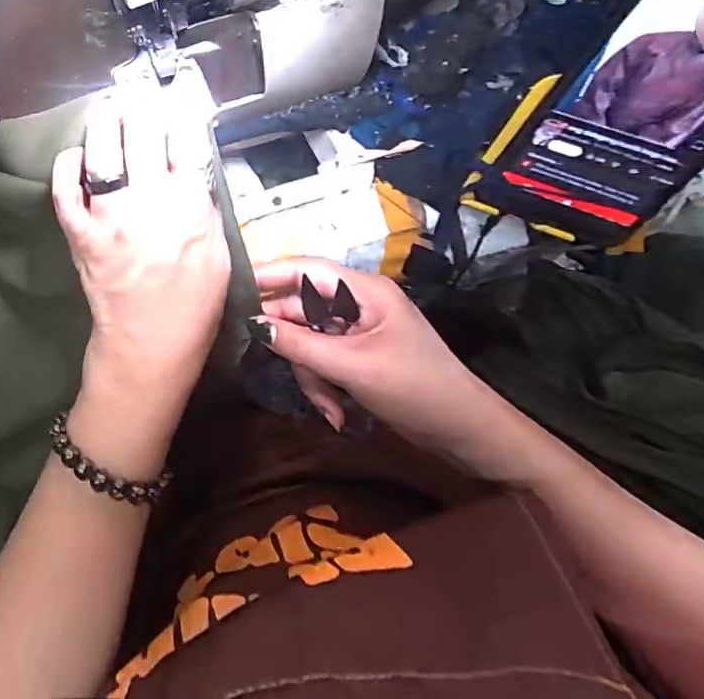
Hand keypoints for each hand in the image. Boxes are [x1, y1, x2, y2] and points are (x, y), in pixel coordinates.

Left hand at [50, 83, 229, 467]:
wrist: (149, 349)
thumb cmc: (191, 309)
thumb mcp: (219, 257)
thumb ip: (203, 209)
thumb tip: (190, 171)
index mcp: (191, 212)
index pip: (187, 145)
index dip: (179, 112)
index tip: (174, 94)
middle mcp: (152, 208)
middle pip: (143, 140)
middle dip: (138, 107)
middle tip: (134, 90)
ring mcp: (112, 220)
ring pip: (104, 157)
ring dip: (104, 125)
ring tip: (107, 107)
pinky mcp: (82, 236)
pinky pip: (67, 192)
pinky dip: (67, 168)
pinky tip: (74, 155)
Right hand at [258, 258, 528, 477]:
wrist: (469, 435)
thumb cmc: (417, 389)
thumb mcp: (352, 367)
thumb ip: (299, 344)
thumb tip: (253, 325)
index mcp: (362, 291)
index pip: (304, 268)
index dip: (268, 275)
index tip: (234, 290)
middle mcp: (356, 303)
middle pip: (300, 310)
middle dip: (295, 347)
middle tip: (288, 371)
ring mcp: (356, 330)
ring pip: (307, 339)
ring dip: (310, 374)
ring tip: (329, 407)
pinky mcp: (356, 354)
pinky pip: (321, 359)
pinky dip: (323, 384)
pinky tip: (336, 412)